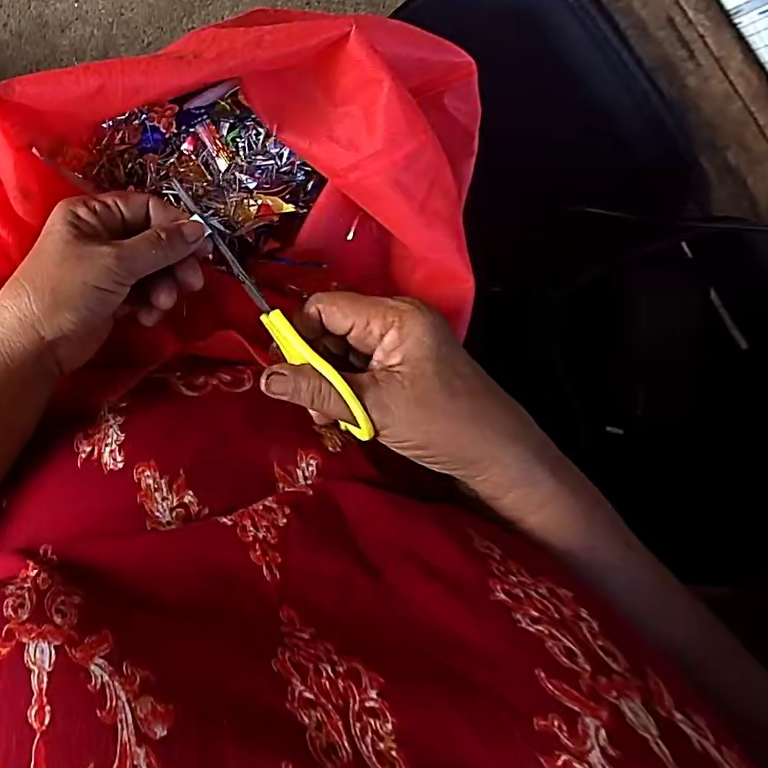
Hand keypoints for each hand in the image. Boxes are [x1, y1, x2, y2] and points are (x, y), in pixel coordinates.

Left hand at [0, 192, 210, 374]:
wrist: (32, 345)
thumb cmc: (66, 292)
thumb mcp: (114, 263)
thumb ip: (159, 246)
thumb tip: (199, 229)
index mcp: (90, 213)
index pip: (145, 207)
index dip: (174, 226)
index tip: (199, 248)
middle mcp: (98, 235)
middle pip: (152, 239)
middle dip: (172, 261)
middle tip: (192, 282)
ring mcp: (103, 268)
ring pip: (150, 268)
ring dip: (163, 286)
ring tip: (161, 304)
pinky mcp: (108, 297)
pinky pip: (141, 292)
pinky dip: (149, 303)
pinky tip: (146, 317)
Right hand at [258, 292, 567, 501]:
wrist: (502, 460)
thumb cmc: (443, 427)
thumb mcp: (372, 408)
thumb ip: (316, 389)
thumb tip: (265, 379)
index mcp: (394, 316)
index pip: (324, 308)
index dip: (299, 335)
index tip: (288, 372)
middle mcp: (394, 318)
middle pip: (328, 327)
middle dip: (313, 364)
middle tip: (312, 403)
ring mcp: (399, 340)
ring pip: (338, 348)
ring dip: (326, 380)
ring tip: (330, 414)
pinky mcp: (400, 360)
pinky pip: (355, 363)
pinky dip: (343, 386)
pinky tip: (346, 412)